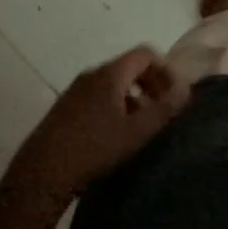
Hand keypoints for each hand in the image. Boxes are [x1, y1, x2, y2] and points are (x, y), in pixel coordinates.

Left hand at [11, 45, 189, 197]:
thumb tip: (187, 88)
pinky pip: (97, 96)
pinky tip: (113, 136)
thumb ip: (164, 108)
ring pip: (112, 83)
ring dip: (132, 98)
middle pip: (129, 67)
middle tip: (161, 111)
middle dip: (150, 85)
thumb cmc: (94, 149)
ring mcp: (74, 90)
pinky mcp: (64, 108)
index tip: (174, 95)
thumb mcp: (136, 133)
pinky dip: (114, 106)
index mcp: (110, 74)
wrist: (40, 174)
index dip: (165, 69)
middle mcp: (91, 74)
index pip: (145, 53)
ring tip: (140, 127)